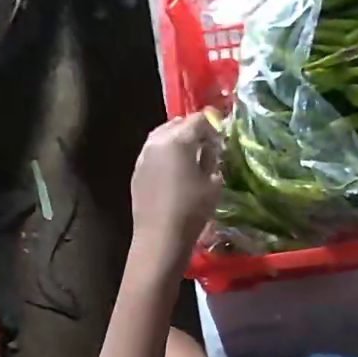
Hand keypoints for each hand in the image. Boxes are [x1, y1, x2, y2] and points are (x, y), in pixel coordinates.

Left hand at [129, 111, 222, 271]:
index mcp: (179, 140)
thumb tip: (209, 149)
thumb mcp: (213, 183)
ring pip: (162, 136)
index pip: (199, 119)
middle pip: (178, 124)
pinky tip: (174, 171)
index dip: (212, 125)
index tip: (220, 138)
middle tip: (206, 145)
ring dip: (177, 141)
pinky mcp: (137, 170)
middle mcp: (157, 141)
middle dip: (193, 130)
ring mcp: (144, 155)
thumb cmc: (192, 209)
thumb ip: (212, 159)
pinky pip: (154, 153)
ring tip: (190, 157)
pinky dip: (165, 154)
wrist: (160, 237)